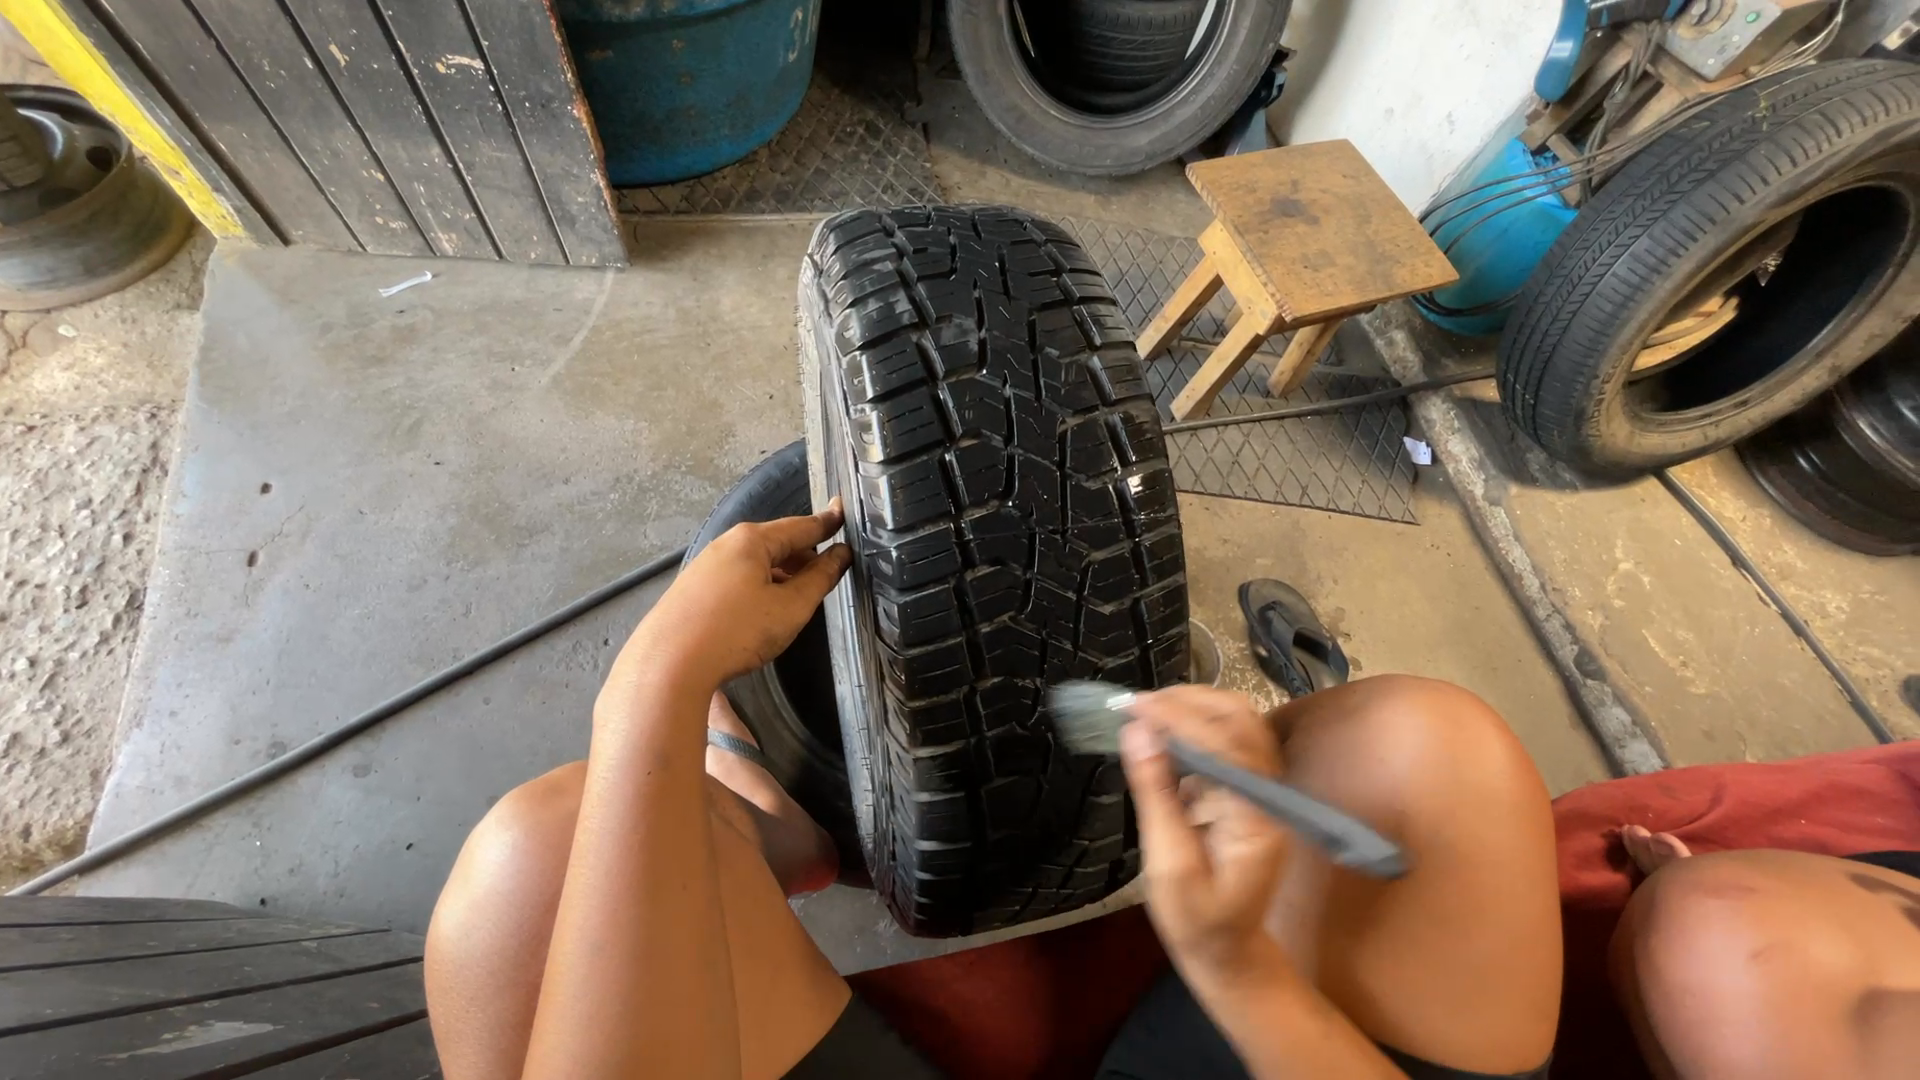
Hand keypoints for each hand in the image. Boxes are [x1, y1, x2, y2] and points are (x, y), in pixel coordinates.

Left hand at [622, 499, 851, 689]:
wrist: (667, 665)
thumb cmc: (736, 631)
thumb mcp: (791, 607)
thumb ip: (820, 578)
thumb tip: (841, 555)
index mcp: (752, 540)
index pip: (801, 526)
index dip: (827, 524)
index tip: (844, 514)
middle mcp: (726, 544)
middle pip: (776, 543)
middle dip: (804, 555)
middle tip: (829, 570)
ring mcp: (705, 566)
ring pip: (755, 563)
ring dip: (781, 574)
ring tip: (800, 595)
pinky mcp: (692, 590)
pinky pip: (737, 578)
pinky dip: (759, 586)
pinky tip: (764, 611)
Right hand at [1121, 685, 1291, 986]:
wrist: (1227, 951)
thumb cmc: (1197, 920)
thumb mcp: (1169, 864)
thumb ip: (1155, 793)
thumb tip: (1136, 731)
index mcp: (1257, 817)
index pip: (1226, 745)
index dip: (1179, 718)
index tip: (1134, 707)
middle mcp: (1268, 794)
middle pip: (1241, 720)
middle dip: (1189, 701)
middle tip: (1136, 704)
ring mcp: (1260, 789)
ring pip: (1236, 722)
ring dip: (1191, 706)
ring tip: (1143, 709)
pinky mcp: (1243, 788)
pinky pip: (1224, 740)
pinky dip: (1191, 723)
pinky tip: (1159, 728)